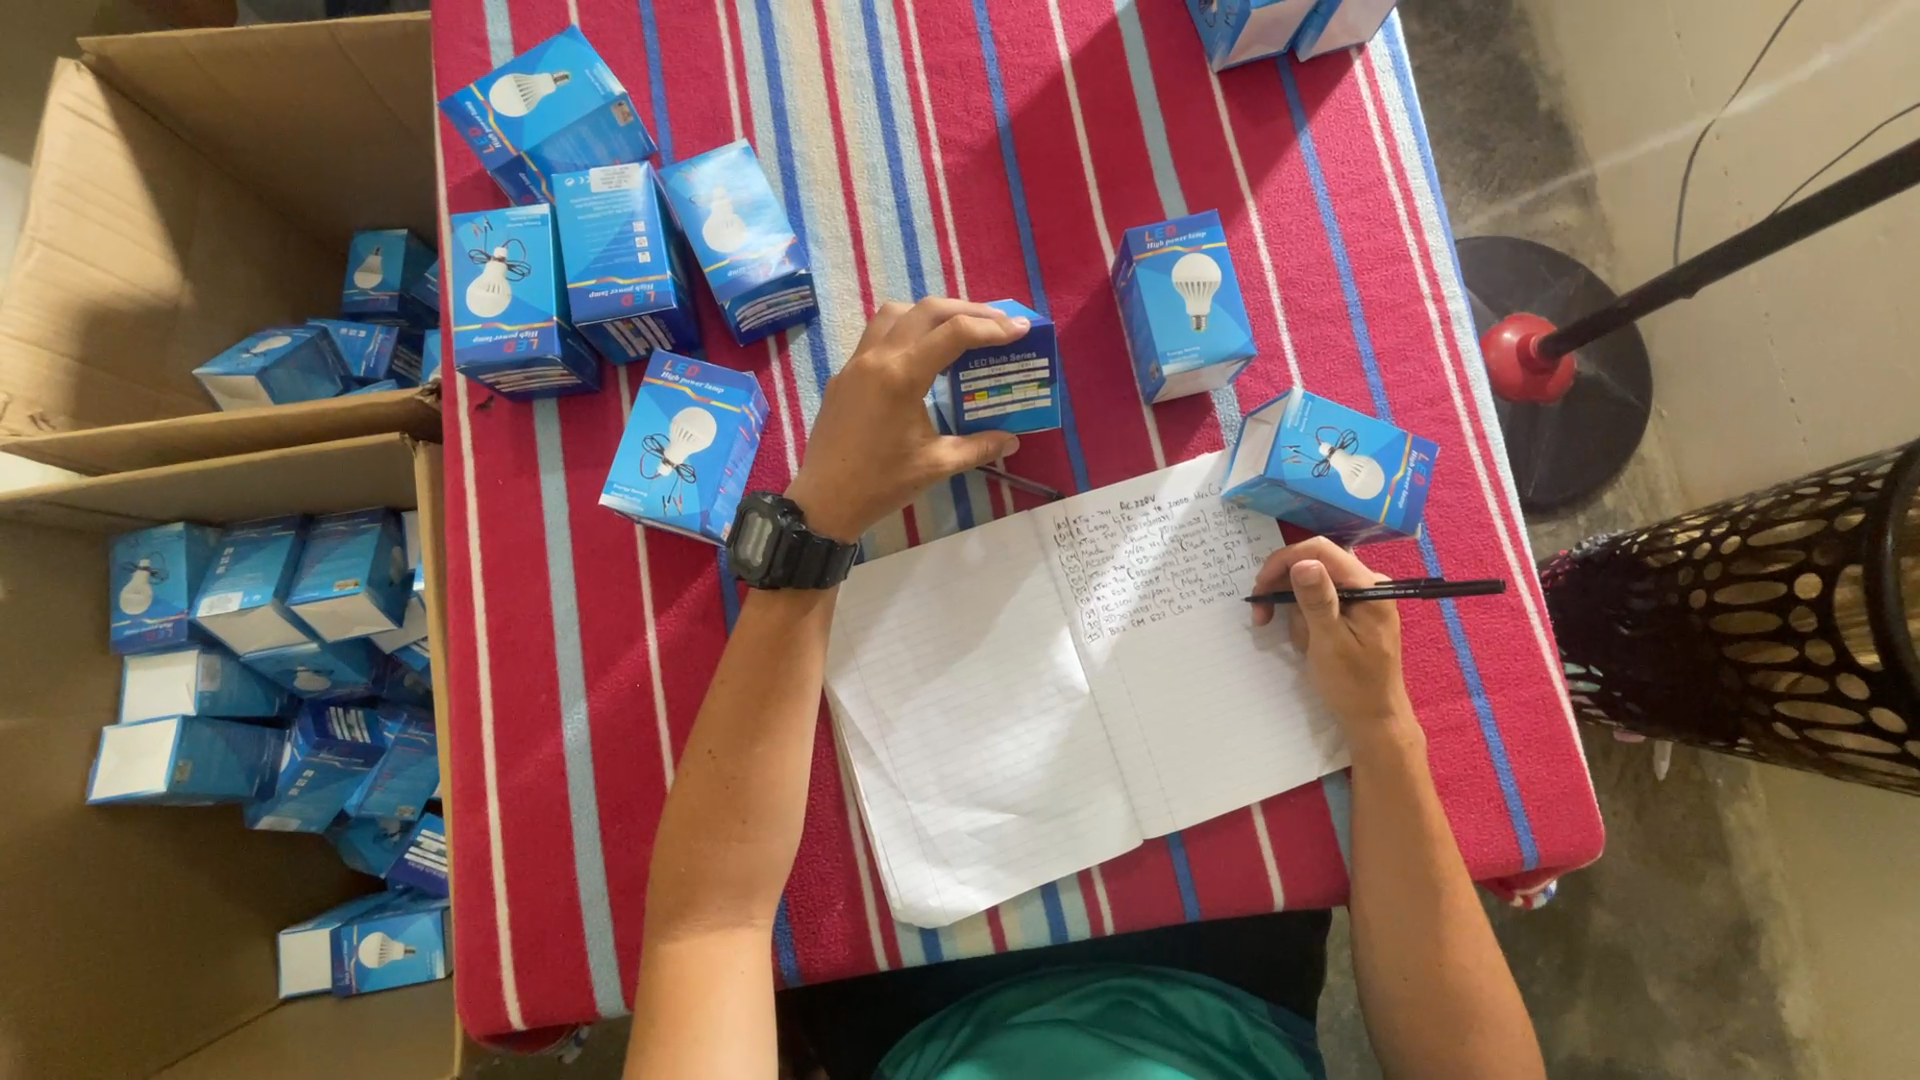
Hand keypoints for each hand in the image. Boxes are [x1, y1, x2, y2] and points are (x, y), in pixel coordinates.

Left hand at [785, 299, 1028, 541]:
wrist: (825, 500)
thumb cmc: (881, 484)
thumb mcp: (937, 465)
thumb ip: (979, 447)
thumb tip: (1012, 441)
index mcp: (901, 376)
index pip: (954, 333)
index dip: (992, 328)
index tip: (1020, 330)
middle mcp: (876, 358)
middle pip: (927, 310)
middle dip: (967, 310)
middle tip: (998, 322)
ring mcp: (855, 363)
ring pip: (895, 313)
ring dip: (930, 313)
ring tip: (957, 329)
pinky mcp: (844, 375)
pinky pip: (876, 336)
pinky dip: (905, 331)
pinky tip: (920, 356)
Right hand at [1252, 537, 1414, 732]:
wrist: (1373, 716)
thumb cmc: (1353, 684)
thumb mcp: (1329, 642)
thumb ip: (1317, 600)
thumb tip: (1303, 562)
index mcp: (1369, 586)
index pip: (1320, 551)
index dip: (1284, 562)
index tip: (1260, 587)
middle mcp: (1366, 583)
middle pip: (1312, 565)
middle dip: (1284, 590)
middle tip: (1262, 617)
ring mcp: (1359, 596)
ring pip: (1310, 584)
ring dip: (1294, 610)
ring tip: (1300, 643)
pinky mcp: (1350, 609)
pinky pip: (1316, 600)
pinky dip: (1303, 618)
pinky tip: (1307, 641)